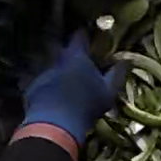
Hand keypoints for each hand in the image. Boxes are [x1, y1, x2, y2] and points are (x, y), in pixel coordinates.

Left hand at [19, 32, 126, 149]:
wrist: (56, 124)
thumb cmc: (87, 104)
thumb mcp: (109, 91)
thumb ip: (117, 73)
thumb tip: (127, 60)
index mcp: (76, 56)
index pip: (79, 36)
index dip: (85, 35)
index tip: (89, 37)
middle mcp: (57, 60)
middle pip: (64, 51)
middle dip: (71, 54)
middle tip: (80, 63)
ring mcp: (43, 74)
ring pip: (53, 68)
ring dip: (60, 73)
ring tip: (68, 85)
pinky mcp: (33, 89)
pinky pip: (44, 84)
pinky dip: (50, 88)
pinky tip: (56, 100)